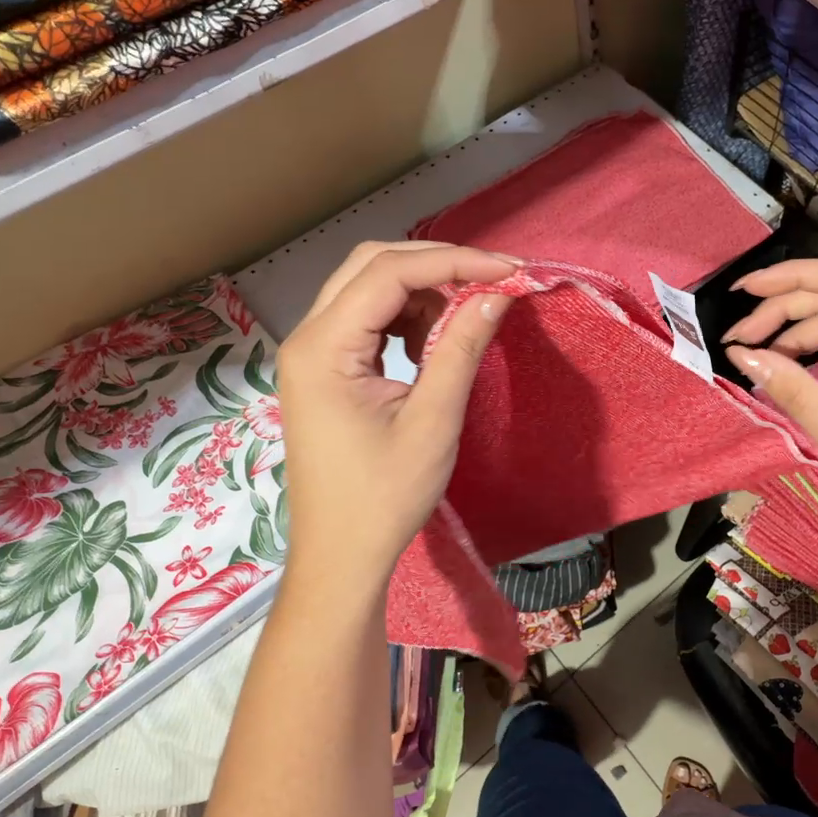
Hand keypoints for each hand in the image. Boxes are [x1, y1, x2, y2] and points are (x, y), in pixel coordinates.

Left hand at [277, 241, 516, 576]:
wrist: (342, 554)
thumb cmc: (385, 495)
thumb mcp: (434, 420)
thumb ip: (461, 348)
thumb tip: (497, 294)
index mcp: (323, 348)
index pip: (389, 273)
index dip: (453, 262)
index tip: (509, 272)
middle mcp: (308, 338)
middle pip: (371, 266)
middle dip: (437, 265)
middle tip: (493, 281)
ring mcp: (312, 353)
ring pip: (369, 288)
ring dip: (423, 291)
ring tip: (468, 315)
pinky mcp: (325, 369)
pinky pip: (368, 319)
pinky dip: (407, 317)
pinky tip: (435, 340)